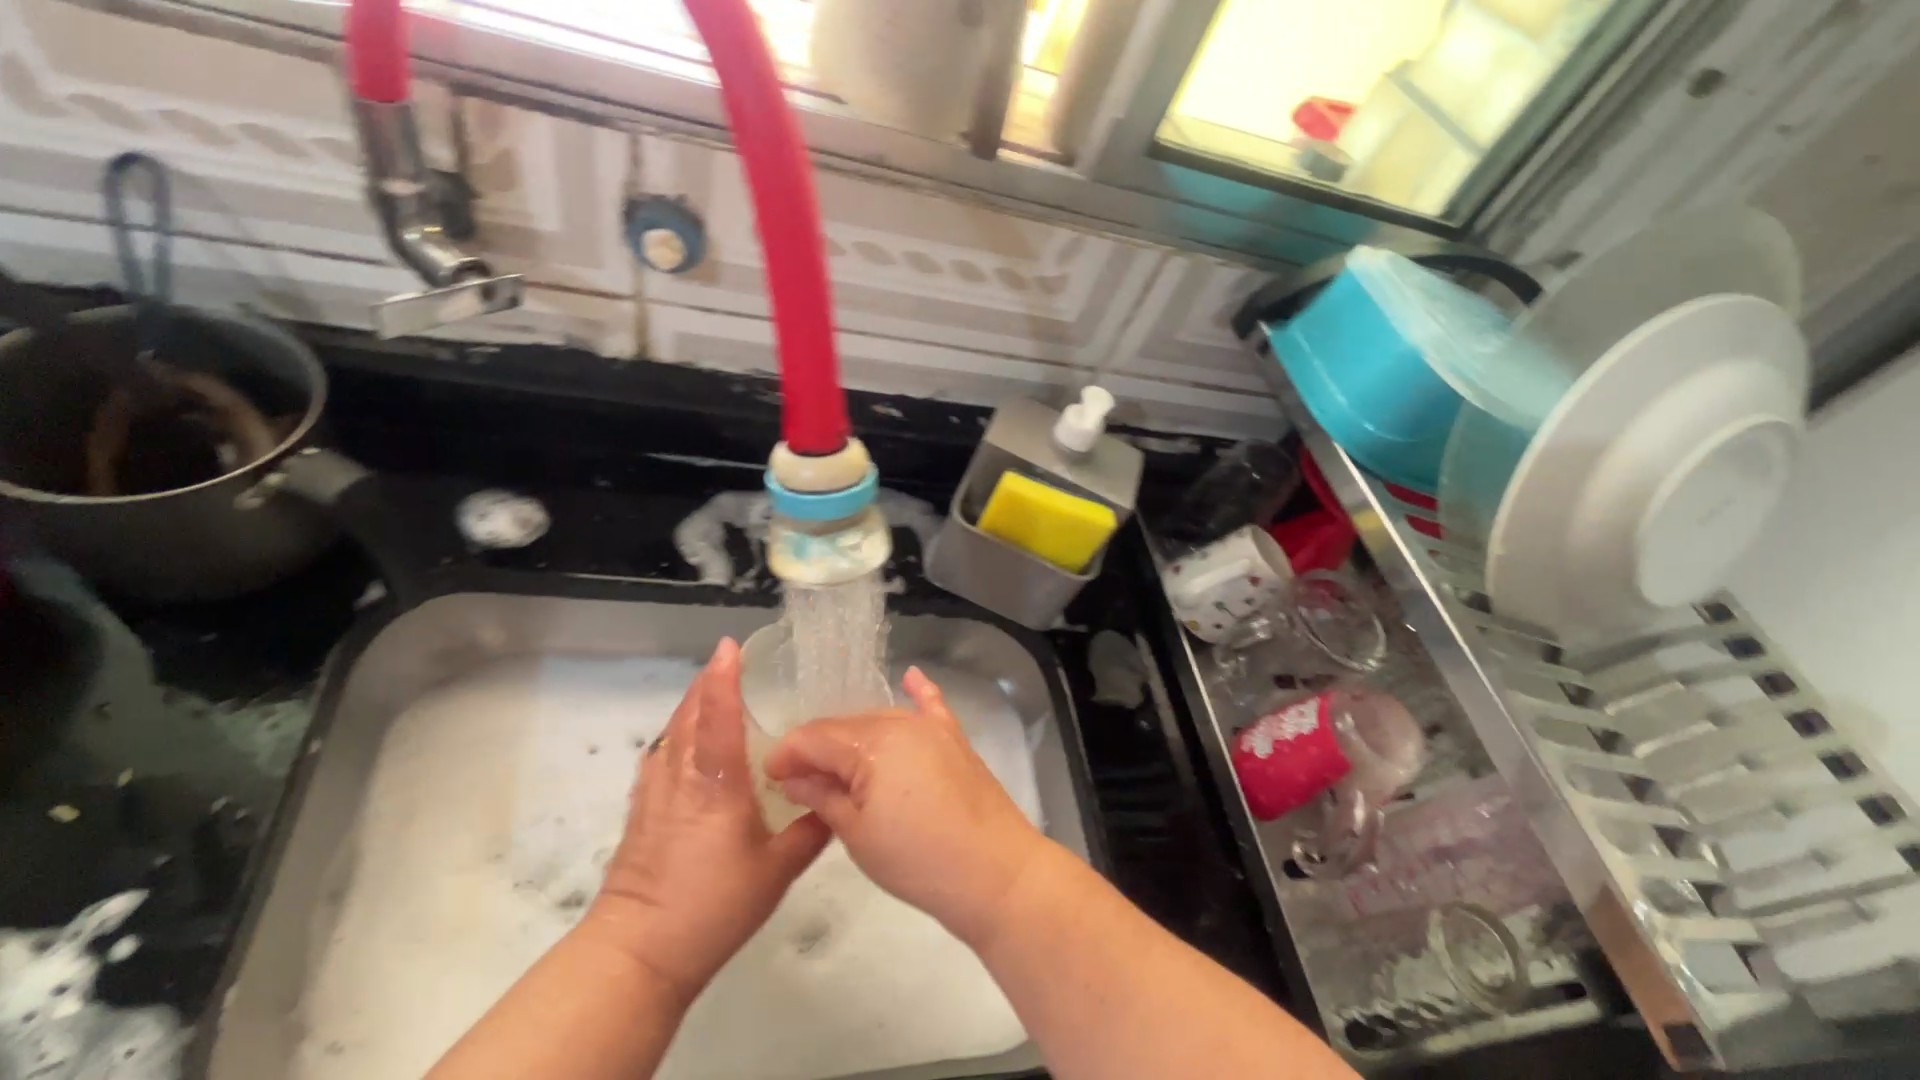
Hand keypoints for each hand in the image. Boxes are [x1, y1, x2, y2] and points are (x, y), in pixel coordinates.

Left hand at [586, 638, 829, 1000]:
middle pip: (688, 715)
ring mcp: (655, 794)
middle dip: (706, 683)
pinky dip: (677, 736)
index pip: (718, 716)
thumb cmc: (713, 907)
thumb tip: (835, 805)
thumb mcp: (777, 872)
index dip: (724, 678)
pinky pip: (661, 756)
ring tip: (713, 692)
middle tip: (730, 663)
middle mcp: (680, 778)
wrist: (639, 950)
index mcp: (716, 785)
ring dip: (690, 706)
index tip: (730, 646)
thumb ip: (810, 833)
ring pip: (671, 733)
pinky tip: (688, 746)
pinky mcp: (642, 812)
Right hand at [763, 667, 1048, 946]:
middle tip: (798, 781)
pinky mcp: (955, 740)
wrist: (996, 873)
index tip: (769, 778)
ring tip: (833, 765)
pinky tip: (910, 676)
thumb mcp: (857, 834)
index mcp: (870, 744)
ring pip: (878, 719)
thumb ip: (823, 797)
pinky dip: (918, 692)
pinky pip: (931, 706)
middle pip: (844, 725)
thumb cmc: (918, 861)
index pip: (814, 737)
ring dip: (852, 736)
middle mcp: (899, 723)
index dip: (787, 755)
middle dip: (816, 749)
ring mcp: (931, 728)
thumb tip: (791, 777)